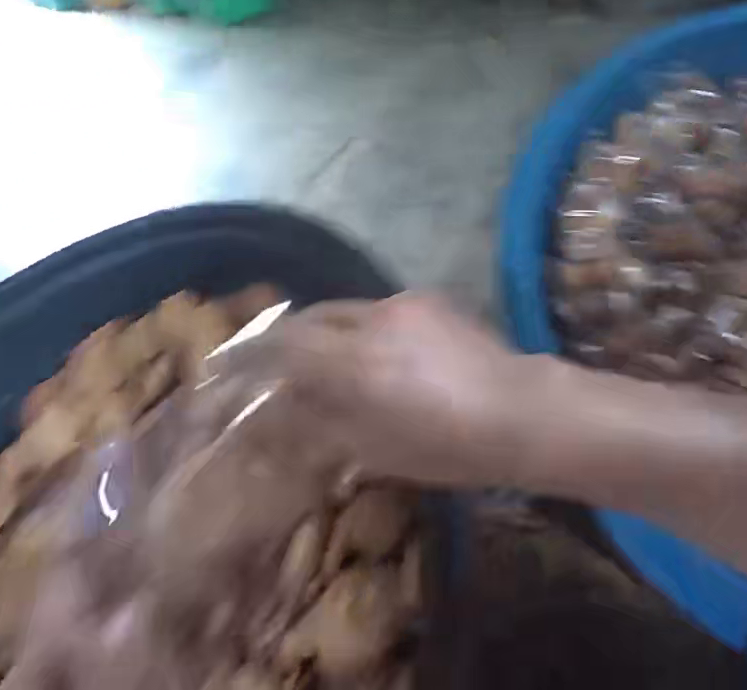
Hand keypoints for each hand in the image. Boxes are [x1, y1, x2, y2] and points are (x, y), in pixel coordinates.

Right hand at [218, 292, 537, 487]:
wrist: (521, 408)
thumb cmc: (448, 446)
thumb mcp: (376, 449)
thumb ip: (323, 420)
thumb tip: (284, 406)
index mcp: (357, 363)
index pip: (284, 345)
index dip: (248, 354)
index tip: (225, 366)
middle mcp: (376, 319)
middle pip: (312, 317)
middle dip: (286, 337)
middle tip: (273, 364)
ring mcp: (408, 303)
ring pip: (348, 310)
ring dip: (329, 332)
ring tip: (331, 363)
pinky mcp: (433, 298)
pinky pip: (382, 309)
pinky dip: (365, 328)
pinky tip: (381, 354)